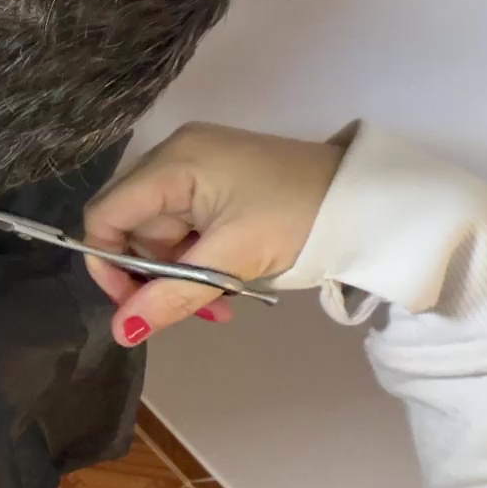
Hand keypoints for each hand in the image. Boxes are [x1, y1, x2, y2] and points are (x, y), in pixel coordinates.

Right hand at [82, 123, 345, 344]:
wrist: (382, 200)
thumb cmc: (306, 219)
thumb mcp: (234, 262)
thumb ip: (172, 297)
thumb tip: (122, 332)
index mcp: (170, 164)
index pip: (104, 216)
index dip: (107, 263)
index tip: (136, 303)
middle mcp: (171, 154)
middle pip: (129, 224)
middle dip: (154, 272)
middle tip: (194, 306)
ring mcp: (193, 162)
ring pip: (155, 229)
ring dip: (180, 270)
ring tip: (222, 299)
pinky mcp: (212, 175)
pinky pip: (180, 220)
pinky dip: (195, 253)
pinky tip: (225, 273)